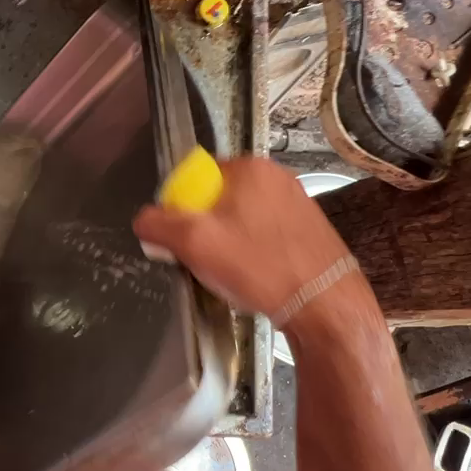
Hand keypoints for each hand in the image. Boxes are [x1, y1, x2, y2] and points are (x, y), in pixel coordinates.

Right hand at [132, 156, 363, 325]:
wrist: (325, 304)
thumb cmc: (259, 267)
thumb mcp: (194, 243)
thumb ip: (158, 224)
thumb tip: (144, 220)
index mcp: (248, 167)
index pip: (192, 179)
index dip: (179, 211)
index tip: (183, 241)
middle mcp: (275, 176)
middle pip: (215, 200)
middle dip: (204, 231)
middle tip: (205, 262)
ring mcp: (296, 201)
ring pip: (238, 220)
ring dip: (227, 245)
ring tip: (232, 273)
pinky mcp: (308, 228)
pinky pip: (263, 235)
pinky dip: (252, 253)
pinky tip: (256, 277)